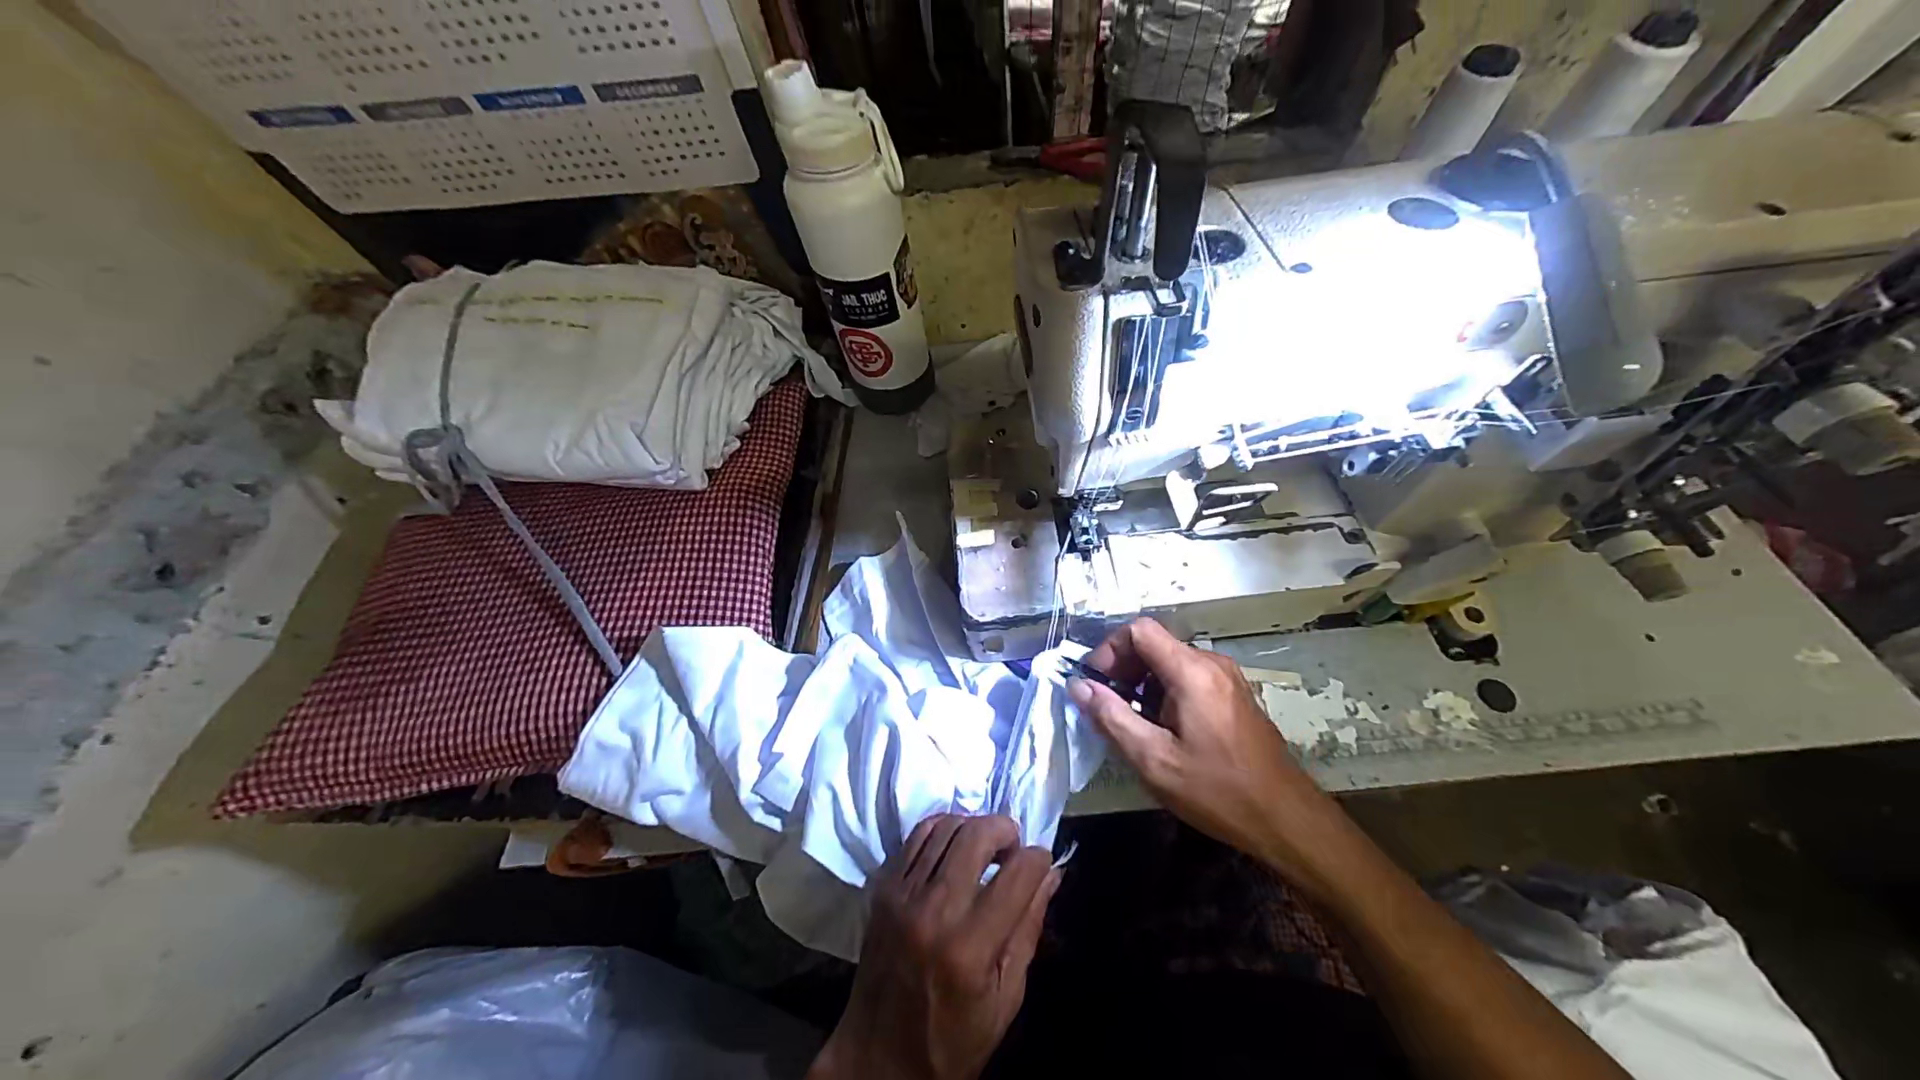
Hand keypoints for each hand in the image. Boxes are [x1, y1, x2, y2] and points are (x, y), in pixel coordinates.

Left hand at [809, 814, 1059, 1079]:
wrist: (878, 1058)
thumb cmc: (952, 1040)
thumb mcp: (1006, 997)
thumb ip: (1028, 928)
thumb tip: (1051, 874)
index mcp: (970, 947)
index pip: (1017, 873)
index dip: (1039, 860)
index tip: (1042, 865)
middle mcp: (933, 910)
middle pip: (977, 834)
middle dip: (1006, 830)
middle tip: (1013, 848)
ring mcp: (902, 895)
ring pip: (945, 826)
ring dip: (973, 827)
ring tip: (985, 848)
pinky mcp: (882, 888)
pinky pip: (916, 837)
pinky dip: (942, 831)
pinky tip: (954, 849)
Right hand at [1067, 618, 1350, 887]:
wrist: (1287, 820)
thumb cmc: (1218, 791)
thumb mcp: (1154, 760)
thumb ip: (1112, 717)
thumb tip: (1079, 686)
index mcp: (1192, 671)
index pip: (1139, 630)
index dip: (1109, 650)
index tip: (1096, 684)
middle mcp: (1212, 664)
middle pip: (1154, 644)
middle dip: (1123, 669)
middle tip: (1108, 707)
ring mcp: (1228, 679)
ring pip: (1171, 662)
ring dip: (1143, 683)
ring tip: (1133, 724)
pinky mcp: (1235, 696)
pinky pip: (1189, 678)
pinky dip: (1165, 692)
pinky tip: (1163, 730)